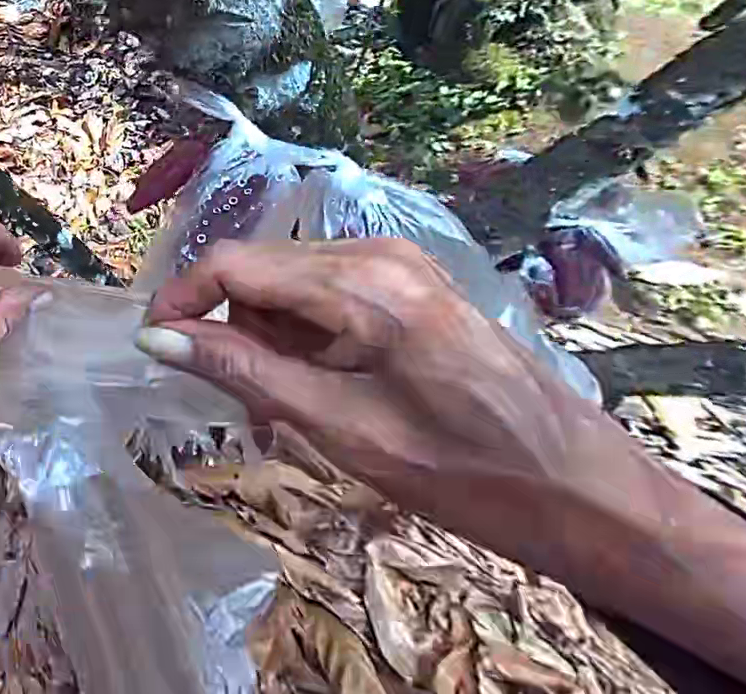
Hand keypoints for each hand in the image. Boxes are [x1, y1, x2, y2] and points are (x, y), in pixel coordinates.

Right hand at [139, 239, 745, 693]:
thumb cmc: (465, 475)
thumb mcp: (339, 428)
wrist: (591, 494)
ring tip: (282, 403)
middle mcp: (372, 251)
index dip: (181, 298)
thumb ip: (242, 372)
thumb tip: (157, 338)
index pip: (234, 264)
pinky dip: (298, 332)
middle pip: (256, 268)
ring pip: (283, 280)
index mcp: (360, 283)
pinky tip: (315, 380)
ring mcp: (391, 260)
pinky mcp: (402, 278)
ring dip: (263, 335)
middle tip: (234, 399)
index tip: (154, 342)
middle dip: (227, 326)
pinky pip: (318, 289)